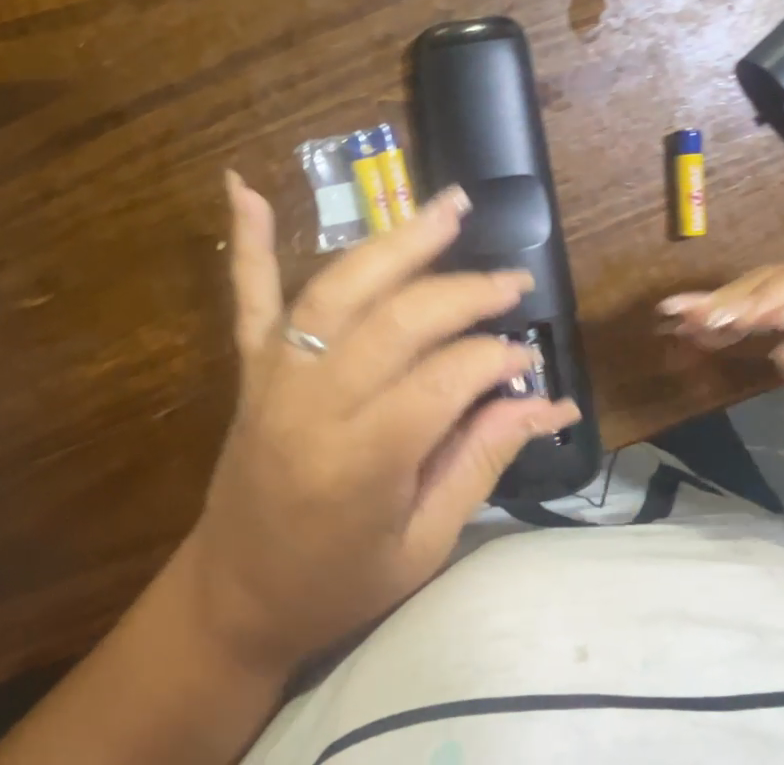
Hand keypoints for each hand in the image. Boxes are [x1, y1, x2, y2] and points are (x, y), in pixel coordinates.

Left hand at [184, 172, 579, 670]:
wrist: (235, 595)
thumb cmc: (336, 583)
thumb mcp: (422, 544)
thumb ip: (480, 462)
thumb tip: (548, 402)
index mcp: (361, 460)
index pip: (445, 379)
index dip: (497, 360)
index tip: (530, 360)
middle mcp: (313, 404)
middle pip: (399, 319)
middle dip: (465, 292)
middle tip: (514, 281)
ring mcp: (274, 377)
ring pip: (339, 288)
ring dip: (397, 242)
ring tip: (448, 207)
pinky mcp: (250, 369)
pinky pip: (248, 298)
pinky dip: (248, 242)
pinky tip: (244, 188)